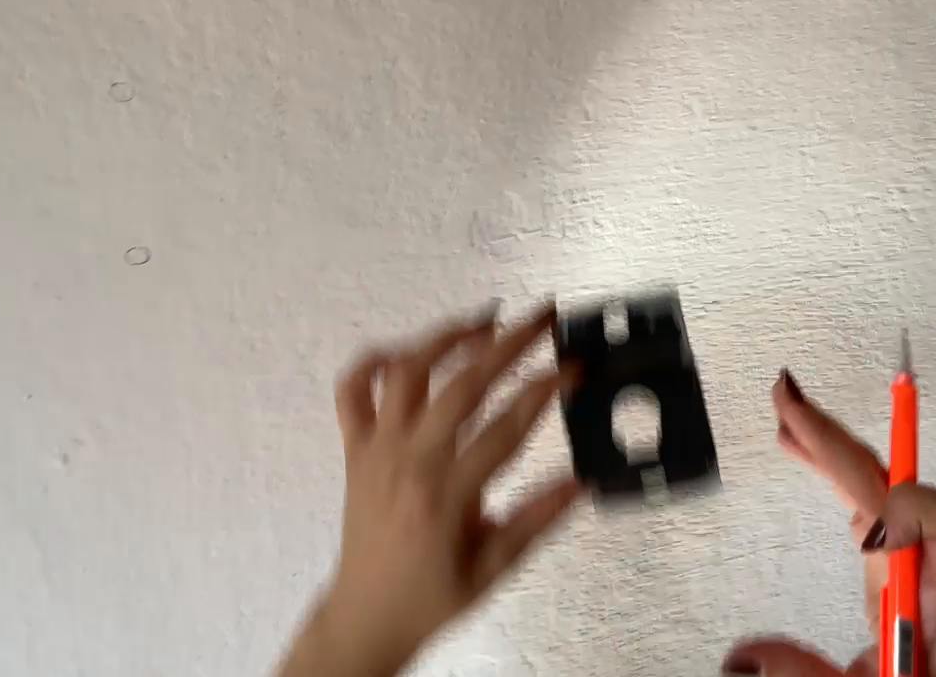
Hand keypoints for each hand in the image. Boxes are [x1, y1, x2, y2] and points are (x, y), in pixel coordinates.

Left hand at [277, 302, 581, 676]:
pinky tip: (407, 349)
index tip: (574, 364)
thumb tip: (582, 480)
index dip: (546, 389)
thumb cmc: (431, 596)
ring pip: (406, 372)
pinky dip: (373, 361)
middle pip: (463, 385)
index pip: (507, 427)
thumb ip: (538, 520)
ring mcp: (377, 447)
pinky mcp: (354, 446)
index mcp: (448, 494)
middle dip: (509, 344)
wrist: (363, 618)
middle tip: (542, 317)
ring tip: (485, 319)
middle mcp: (409, 460)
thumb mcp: (494, 569)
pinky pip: (352, 390)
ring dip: (446, 337)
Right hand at [722, 370, 935, 676]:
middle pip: (891, 482)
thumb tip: (744, 656)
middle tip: (790, 401)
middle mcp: (927, 569)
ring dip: (829, 441)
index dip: (908, 508)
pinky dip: (828, 466)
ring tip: (787, 409)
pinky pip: (862, 496)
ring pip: (875, 480)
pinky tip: (802, 448)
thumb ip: (811, 673)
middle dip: (837, 439)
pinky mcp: (891, 562)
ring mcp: (909, 560)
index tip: (862, 525)